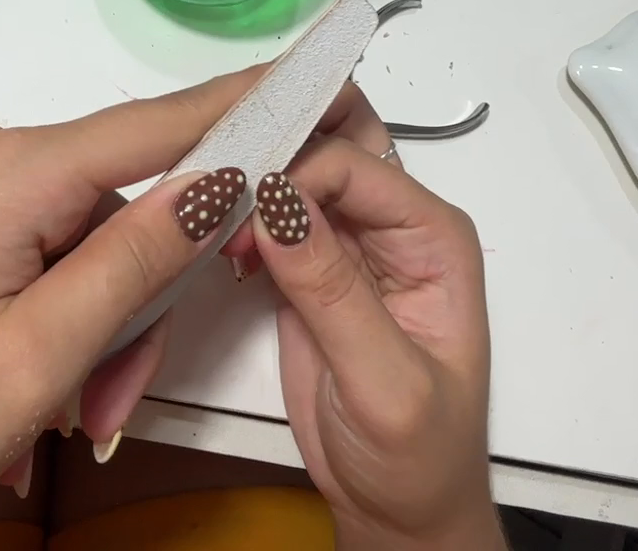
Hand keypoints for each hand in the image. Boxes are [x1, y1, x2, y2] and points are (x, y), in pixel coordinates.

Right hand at [246, 120, 502, 548]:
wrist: (393, 507)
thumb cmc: (415, 455)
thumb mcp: (384, 382)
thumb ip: (333, 291)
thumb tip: (275, 199)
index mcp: (429, 234)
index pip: (355, 168)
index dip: (295, 174)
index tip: (239, 206)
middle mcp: (391, 221)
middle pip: (337, 141)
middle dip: (280, 131)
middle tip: (218, 145)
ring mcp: (347, 238)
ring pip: (300, 167)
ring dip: (256, 166)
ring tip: (207, 186)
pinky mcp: (307, 260)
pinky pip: (274, 210)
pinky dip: (243, 207)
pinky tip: (215, 228)